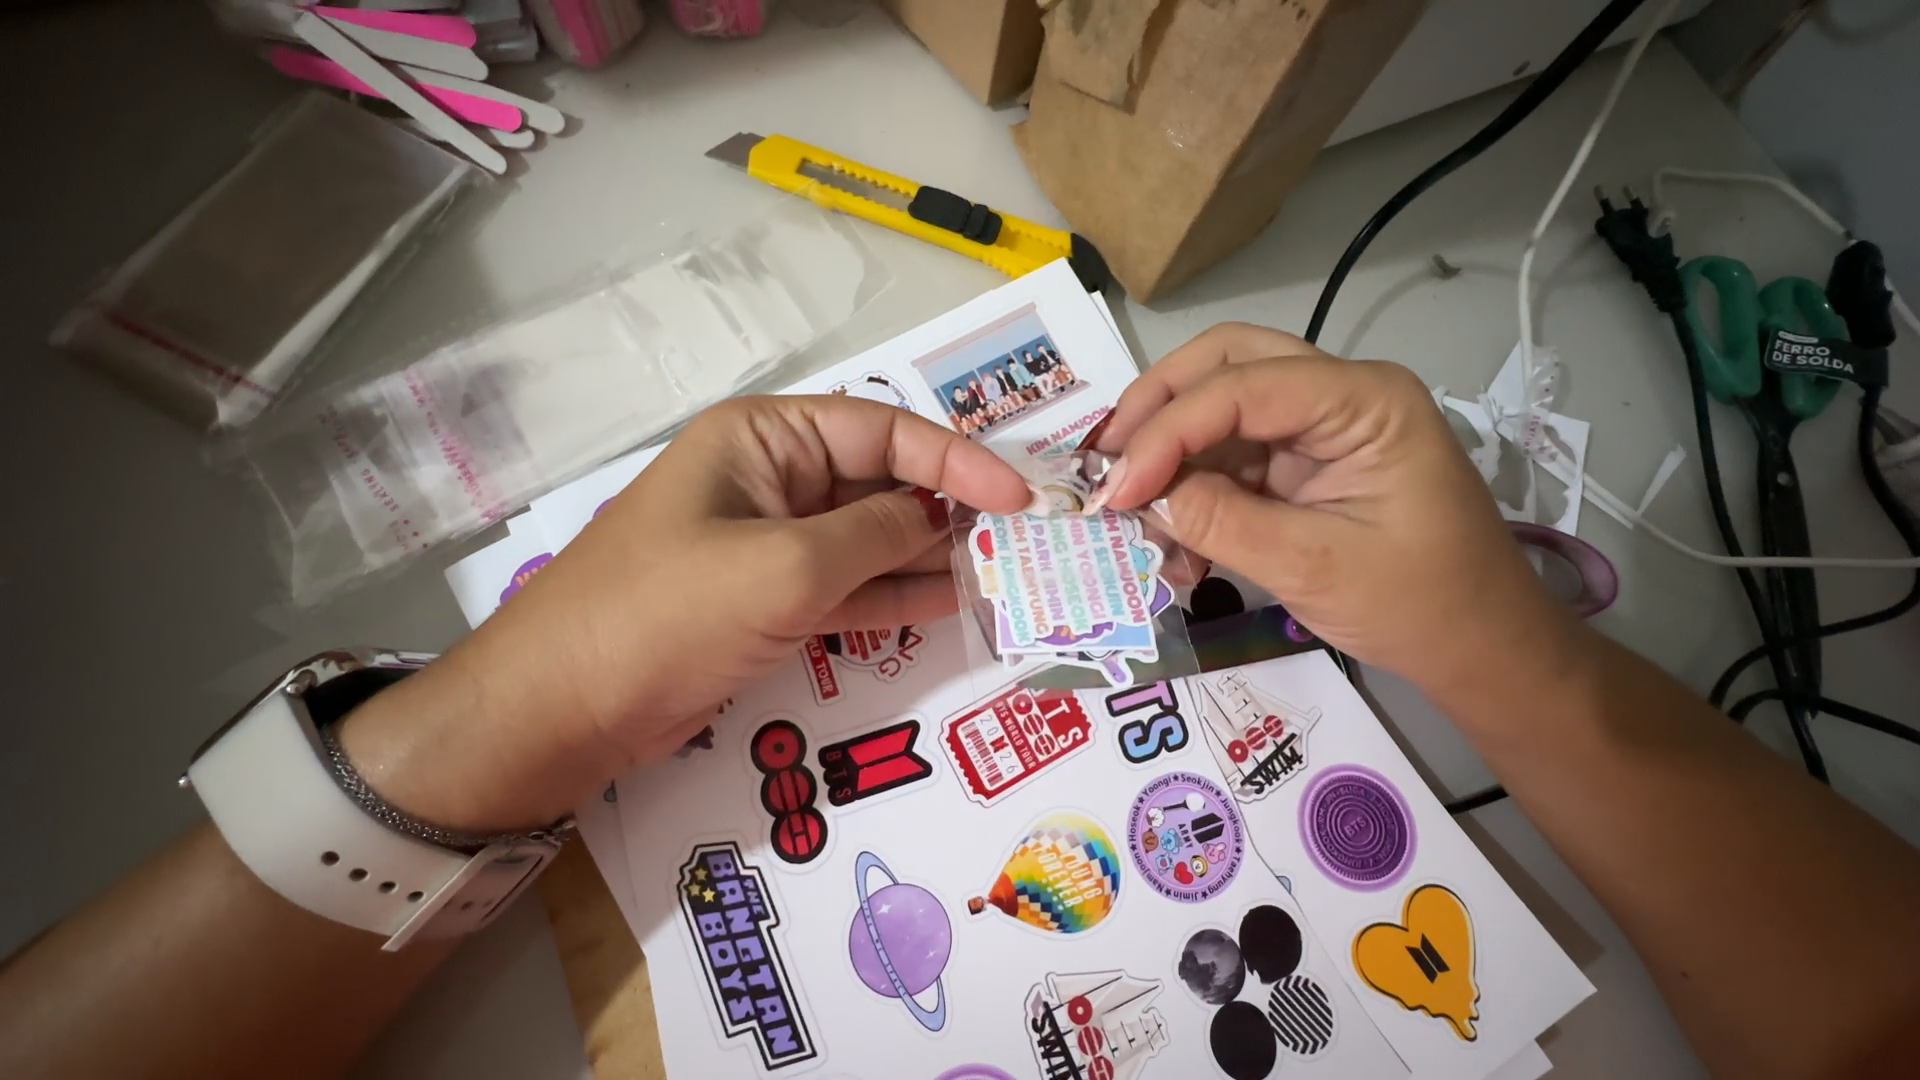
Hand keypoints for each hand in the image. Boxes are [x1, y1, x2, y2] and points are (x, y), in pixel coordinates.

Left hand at [340, 396, 1028, 830]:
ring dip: (930, 554)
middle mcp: (772, 481)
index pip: (881, 431)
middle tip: (1018, 542)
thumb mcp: (788, 565)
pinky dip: (895, 593)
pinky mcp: (771, 600)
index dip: (955, 459)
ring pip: (870, 538)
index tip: (1015, 497)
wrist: (564, 710)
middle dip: (946, 509)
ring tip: (1000, 572)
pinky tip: (952, 600)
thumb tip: (941, 518)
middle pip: (879, 482)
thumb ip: (877, 534)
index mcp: (765, 441)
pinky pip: (849, 586)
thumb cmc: (670, 612)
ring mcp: (772, 544)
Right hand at [1094, 324, 1577, 698]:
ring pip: (1214, 408)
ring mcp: (1313, 427)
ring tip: (1131, 513)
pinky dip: (1186, 491)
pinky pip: (1223, 458)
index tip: (1117, 490)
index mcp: (1362, 400)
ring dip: (1166, 456)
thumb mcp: (1311, 565)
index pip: (1240, 386)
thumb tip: (1137, 495)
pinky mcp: (1295, 464)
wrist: (1475, 646)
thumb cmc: (1416, 604)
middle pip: (1223, 363)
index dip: (1166, 432)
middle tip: (1106, 459)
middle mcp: (1334, 395)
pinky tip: (1172, 543)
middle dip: (1155, 407)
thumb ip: (1218, 521)